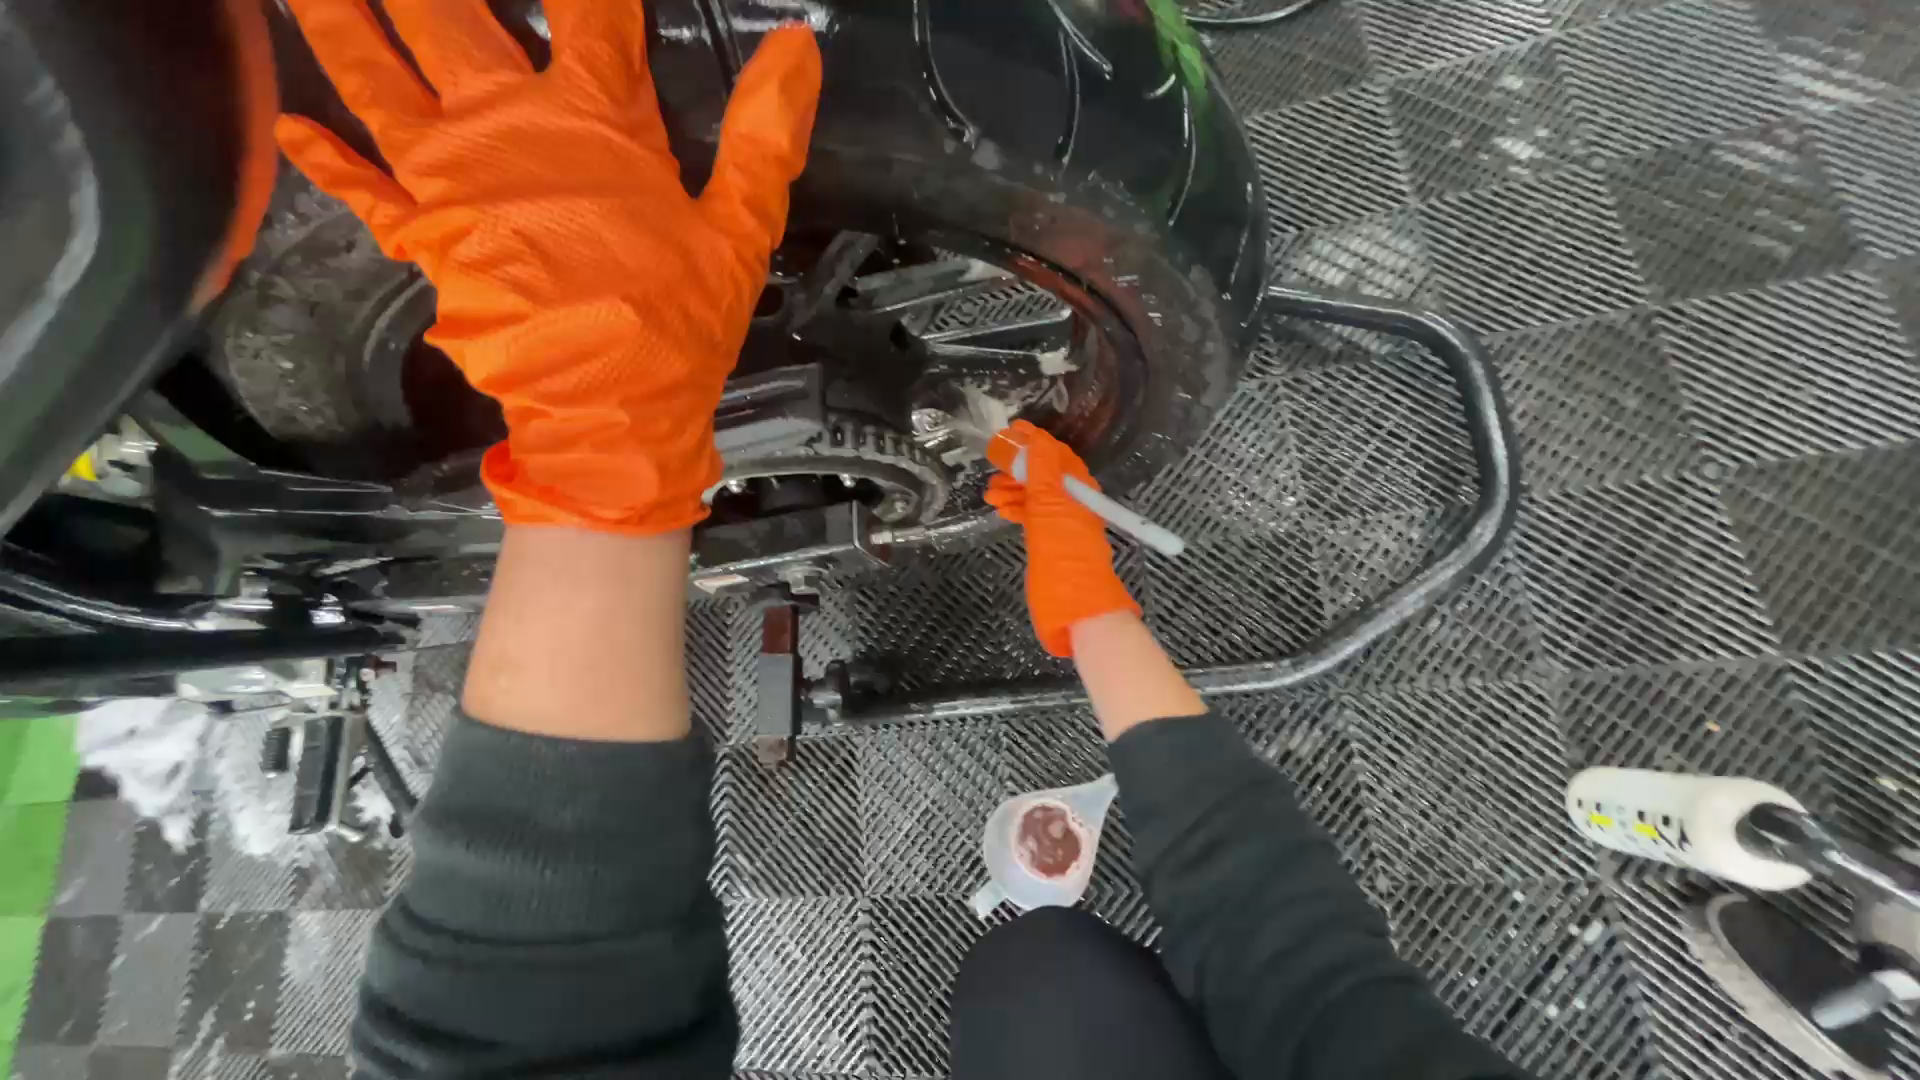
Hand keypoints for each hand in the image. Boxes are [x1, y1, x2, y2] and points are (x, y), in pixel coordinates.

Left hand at [275, 0, 821, 532]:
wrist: (610, 412)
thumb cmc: (679, 326)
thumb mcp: (742, 235)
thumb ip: (764, 139)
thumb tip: (799, 44)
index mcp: (594, 123)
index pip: (589, 12)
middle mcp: (505, 130)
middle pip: (450, 14)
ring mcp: (451, 181)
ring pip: (374, 77)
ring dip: (339, 18)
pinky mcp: (427, 242)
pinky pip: (364, 193)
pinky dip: (325, 160)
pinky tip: (293, 126)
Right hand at [985, 420, 1141, 656]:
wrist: (1075, 604)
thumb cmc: (1064, 552)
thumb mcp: (1050, 505)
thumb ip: (1041, 471)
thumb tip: (1034, 438)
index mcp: (1079, 488)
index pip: (1055, 454)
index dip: (1033, 441)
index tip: (1008, 431)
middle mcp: (1072, 501)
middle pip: (1043, 474)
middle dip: (1017, 468)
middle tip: (992, 466)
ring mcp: (1062, 523)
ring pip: (1035, 496)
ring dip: (1013, 490)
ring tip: (989, 495)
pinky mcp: (1051, 542)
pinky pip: (1033, 516)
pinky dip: (1017, 510)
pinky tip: (1001, 511)